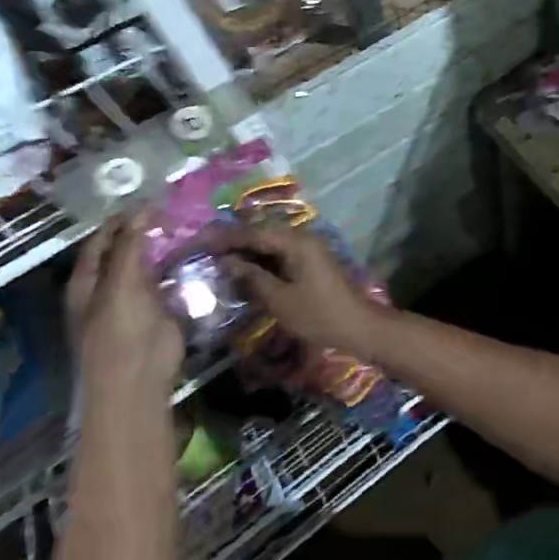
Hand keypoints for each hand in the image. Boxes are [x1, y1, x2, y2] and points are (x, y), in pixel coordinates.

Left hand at [66, 211, 185, 393]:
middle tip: (178, 211)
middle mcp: (108, 288)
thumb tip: (143, 208)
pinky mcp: (161, 315)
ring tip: (193, 229)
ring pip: (151, 268)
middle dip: (148, 233)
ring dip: (168, 252)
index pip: (102, 239)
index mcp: (88, 281)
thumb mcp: (122, 284)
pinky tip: (200, 257)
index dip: (122, 219)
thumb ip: (131, 246)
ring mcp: (136, 302)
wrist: (138, 383)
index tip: (151, 200)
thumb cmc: (121, 334)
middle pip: (127, 252)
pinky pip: (171, 285)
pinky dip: (182, 271)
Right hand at [211, 224, 383, 356]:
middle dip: (233, 243)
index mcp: (297, 242)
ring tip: (218, 262)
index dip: (224, 238)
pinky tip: (245, 273)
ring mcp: (310, 250)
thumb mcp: (280, 299)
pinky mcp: (312, 263)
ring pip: (271, 245)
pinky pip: (282, 256)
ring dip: (248, 253)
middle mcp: (304, 239)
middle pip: (262, 235)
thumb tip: (227, 262)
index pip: (253, 232)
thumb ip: (253, 277)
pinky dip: (263, 263)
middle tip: (204, 251)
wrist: (359, 327)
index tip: (198, 243)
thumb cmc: (319, 315)